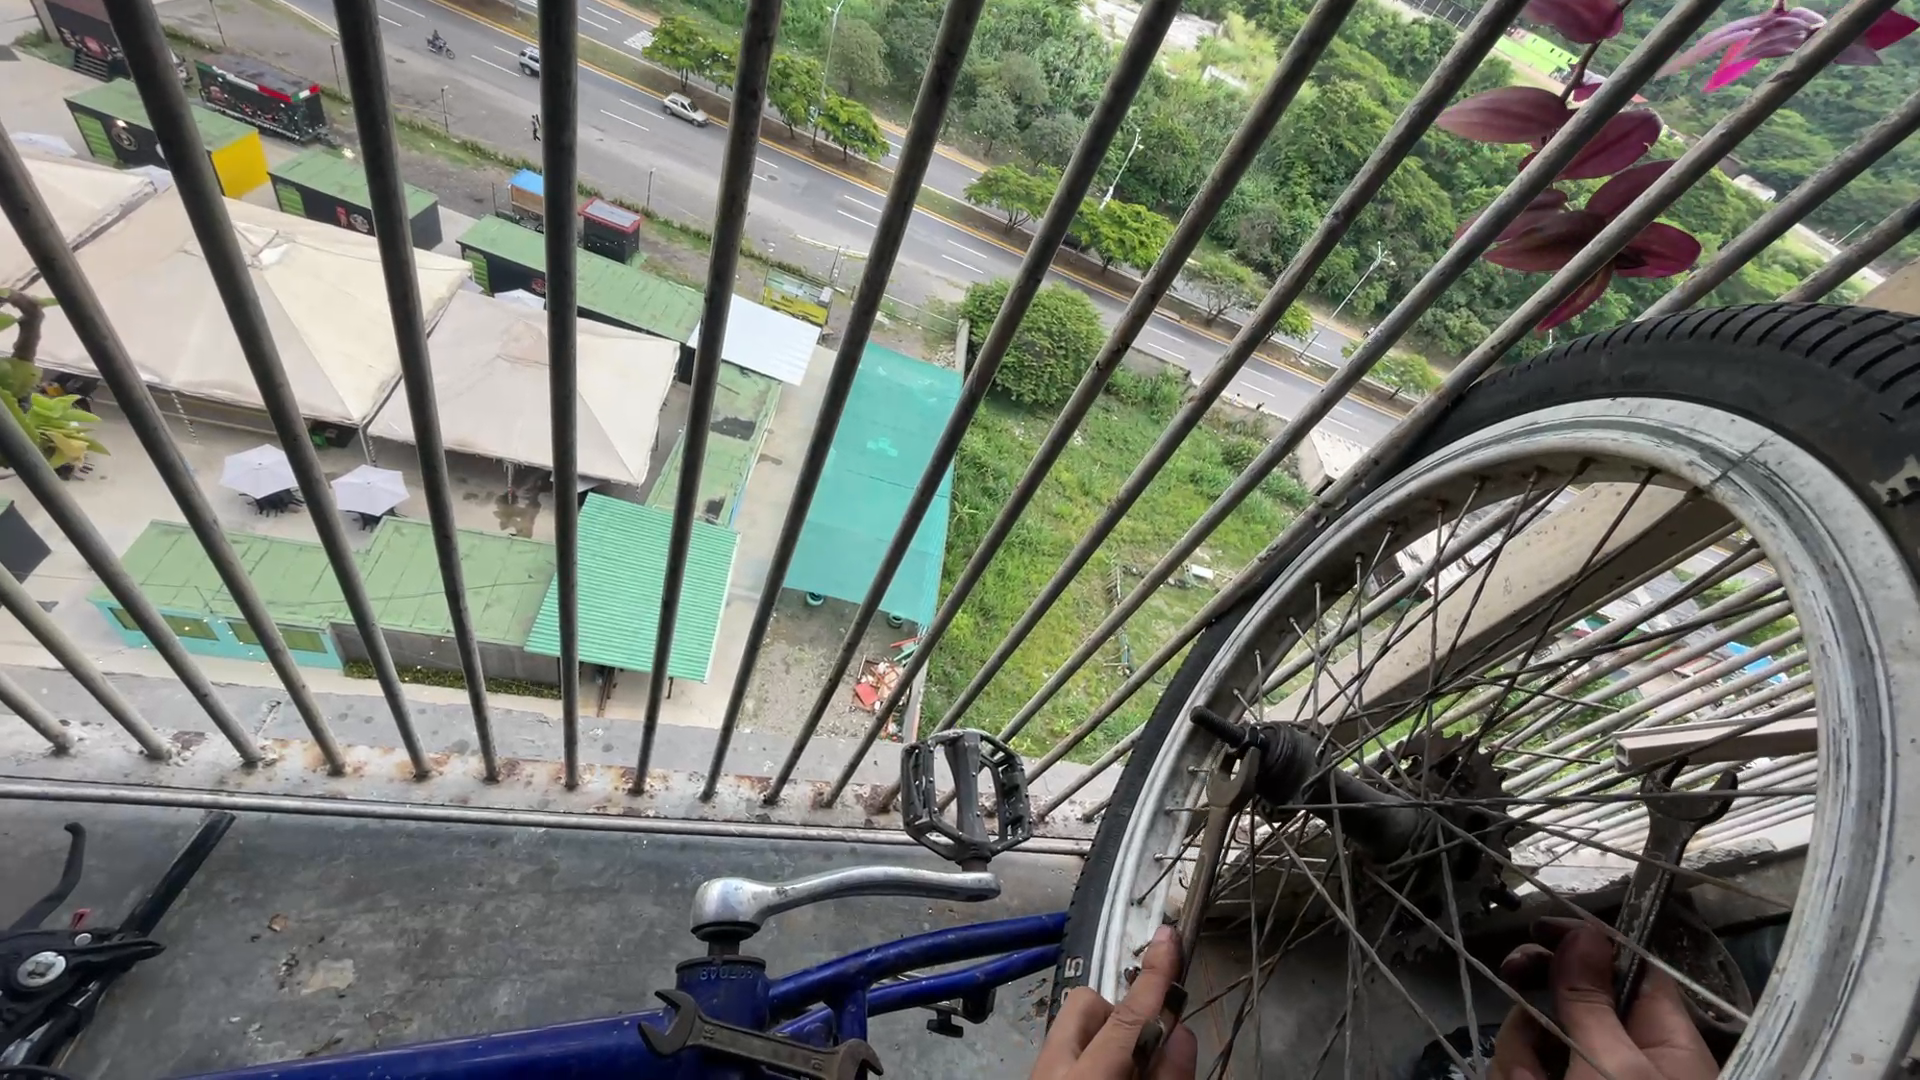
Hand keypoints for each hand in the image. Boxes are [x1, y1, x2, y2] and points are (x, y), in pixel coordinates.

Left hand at [1031, 925, 1196, 1079]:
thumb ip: (1167, 1077)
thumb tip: (1182, 1031)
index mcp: (1084, 1077)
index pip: (1127, 1017)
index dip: (1154, 978)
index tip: (1169, 937)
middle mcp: (1051, 1064)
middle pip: (1086, 1001)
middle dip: (1121, 1014)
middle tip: (1148, 1051)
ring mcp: (1038, 1067)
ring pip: (1074, 1020)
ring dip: (1107, 1035)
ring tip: (1129, 1068)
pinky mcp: (1036, 1072)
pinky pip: (1066, 1046)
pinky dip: (1093, 1054)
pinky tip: (1109, 1074)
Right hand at [1491, 919, 1717, 1079]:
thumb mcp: (1615, 1070)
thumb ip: (1592, 1003)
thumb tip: (1585, 932)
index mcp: (1665, 1046)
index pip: (1631, 970)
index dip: (1585, 942)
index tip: (1536, 929)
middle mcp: (1625, 1058)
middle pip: (1568, 998)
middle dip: (1533, 996)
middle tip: (1509, 977)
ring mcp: (1584, 1078)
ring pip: (1534, 1035)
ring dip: (1518, 1053)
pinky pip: (1519, 1066)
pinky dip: (1511, 1075)